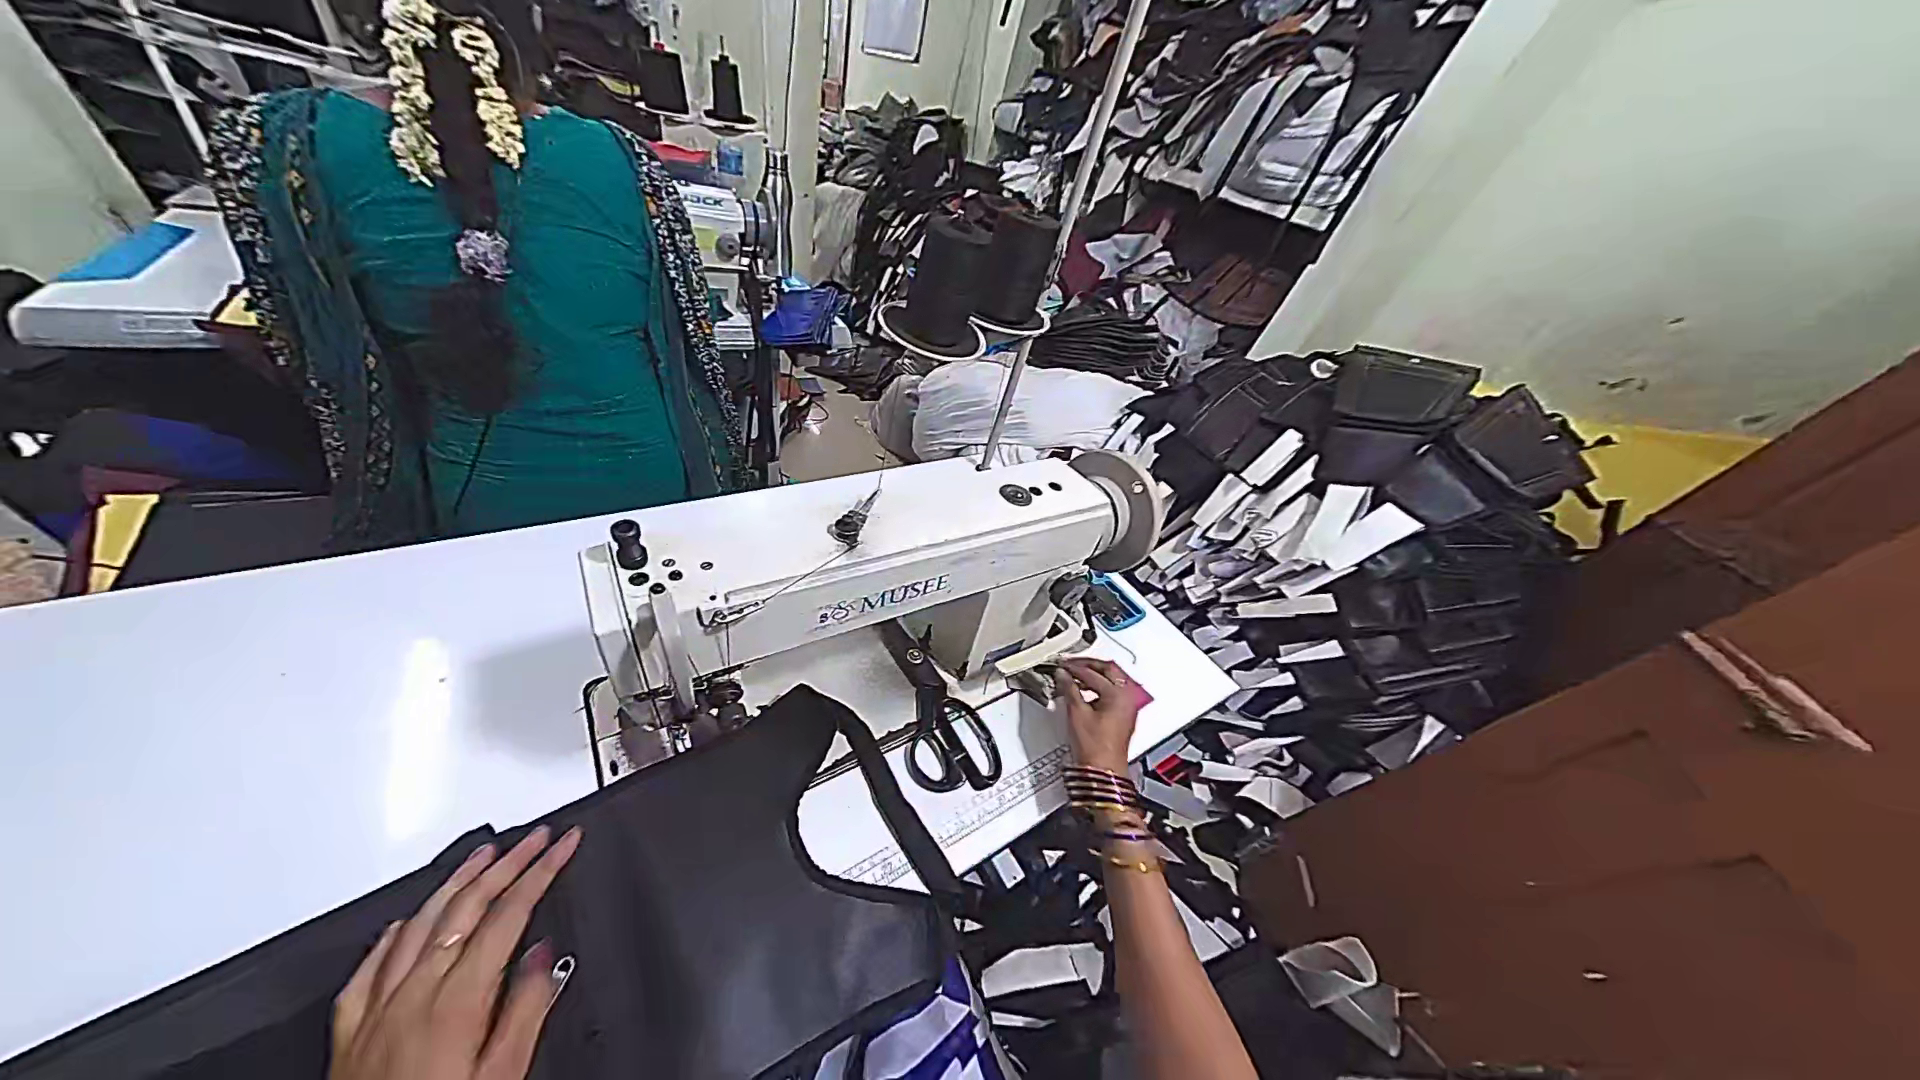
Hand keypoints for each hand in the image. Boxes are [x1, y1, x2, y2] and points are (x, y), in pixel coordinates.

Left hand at [330, 826, 582, 1079]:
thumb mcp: (505, 1073)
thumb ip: (528, 1007)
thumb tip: (543, 954)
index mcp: (457, 1001)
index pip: (510, 911)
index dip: (543, 869)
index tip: (565, 843)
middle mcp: (413, 996)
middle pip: (467, 905)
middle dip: (509, 862)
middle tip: (537, 837)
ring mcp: (376, 1012)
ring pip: (419, 923)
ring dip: (457, 881)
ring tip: (483, 855)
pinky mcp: (347, 1035)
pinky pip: (369, 968)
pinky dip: (395, 933)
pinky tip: (407, 920)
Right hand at [1053, 657, 1140, 774]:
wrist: (1102, 772)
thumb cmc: (1096, 748)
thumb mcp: (1077, 713)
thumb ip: (1069, 689)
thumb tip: (1063, 675)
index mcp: (1119, 694)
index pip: (1093, 673)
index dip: (1074, 667)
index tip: (1062, 666)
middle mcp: (1127, 698)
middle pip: (1108, 670)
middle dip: (1088, 665)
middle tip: (1071, 663)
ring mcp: (1126, 708)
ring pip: (1110, 681)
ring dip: (1092, 676)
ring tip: (1074, 676)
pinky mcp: (1122, 716)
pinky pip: (1110, 693)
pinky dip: (1096, 688)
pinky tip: (1083, 691)